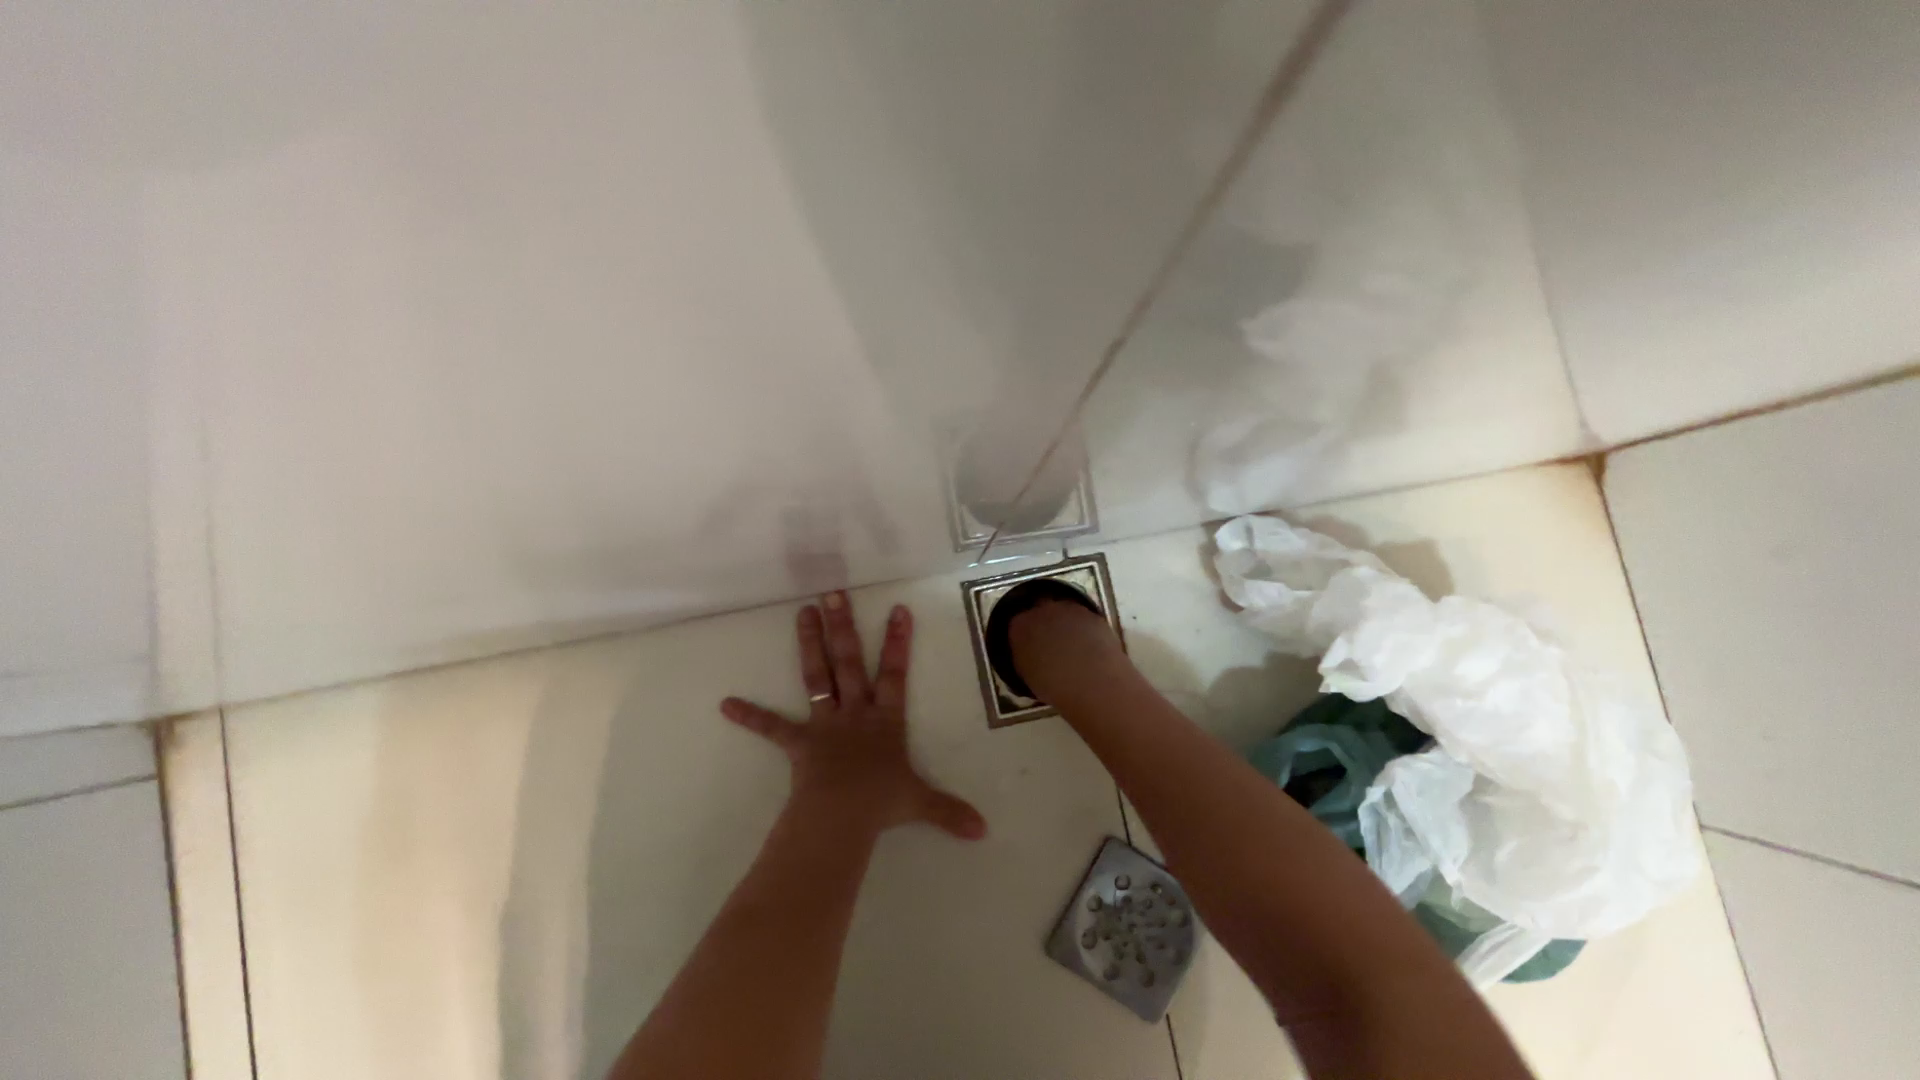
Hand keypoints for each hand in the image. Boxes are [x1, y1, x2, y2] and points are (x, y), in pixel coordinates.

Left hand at [721, 591, 987, 840]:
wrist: (842, 816)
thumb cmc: (881, 803)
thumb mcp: (922, 804)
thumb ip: (950, 812)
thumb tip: (983, 832)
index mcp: (886, 720)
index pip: (894, 673)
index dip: (897, 642)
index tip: (897, 608)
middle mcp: (855, 712)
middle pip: (848, 661)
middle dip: (843, 627)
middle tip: (833, 593)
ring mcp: (825, 724)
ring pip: (817, 677)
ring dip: (809, 645)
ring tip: (802, 613)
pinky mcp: (799, 743)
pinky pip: (772, 728)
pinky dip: (750, 716)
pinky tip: (725, 704)